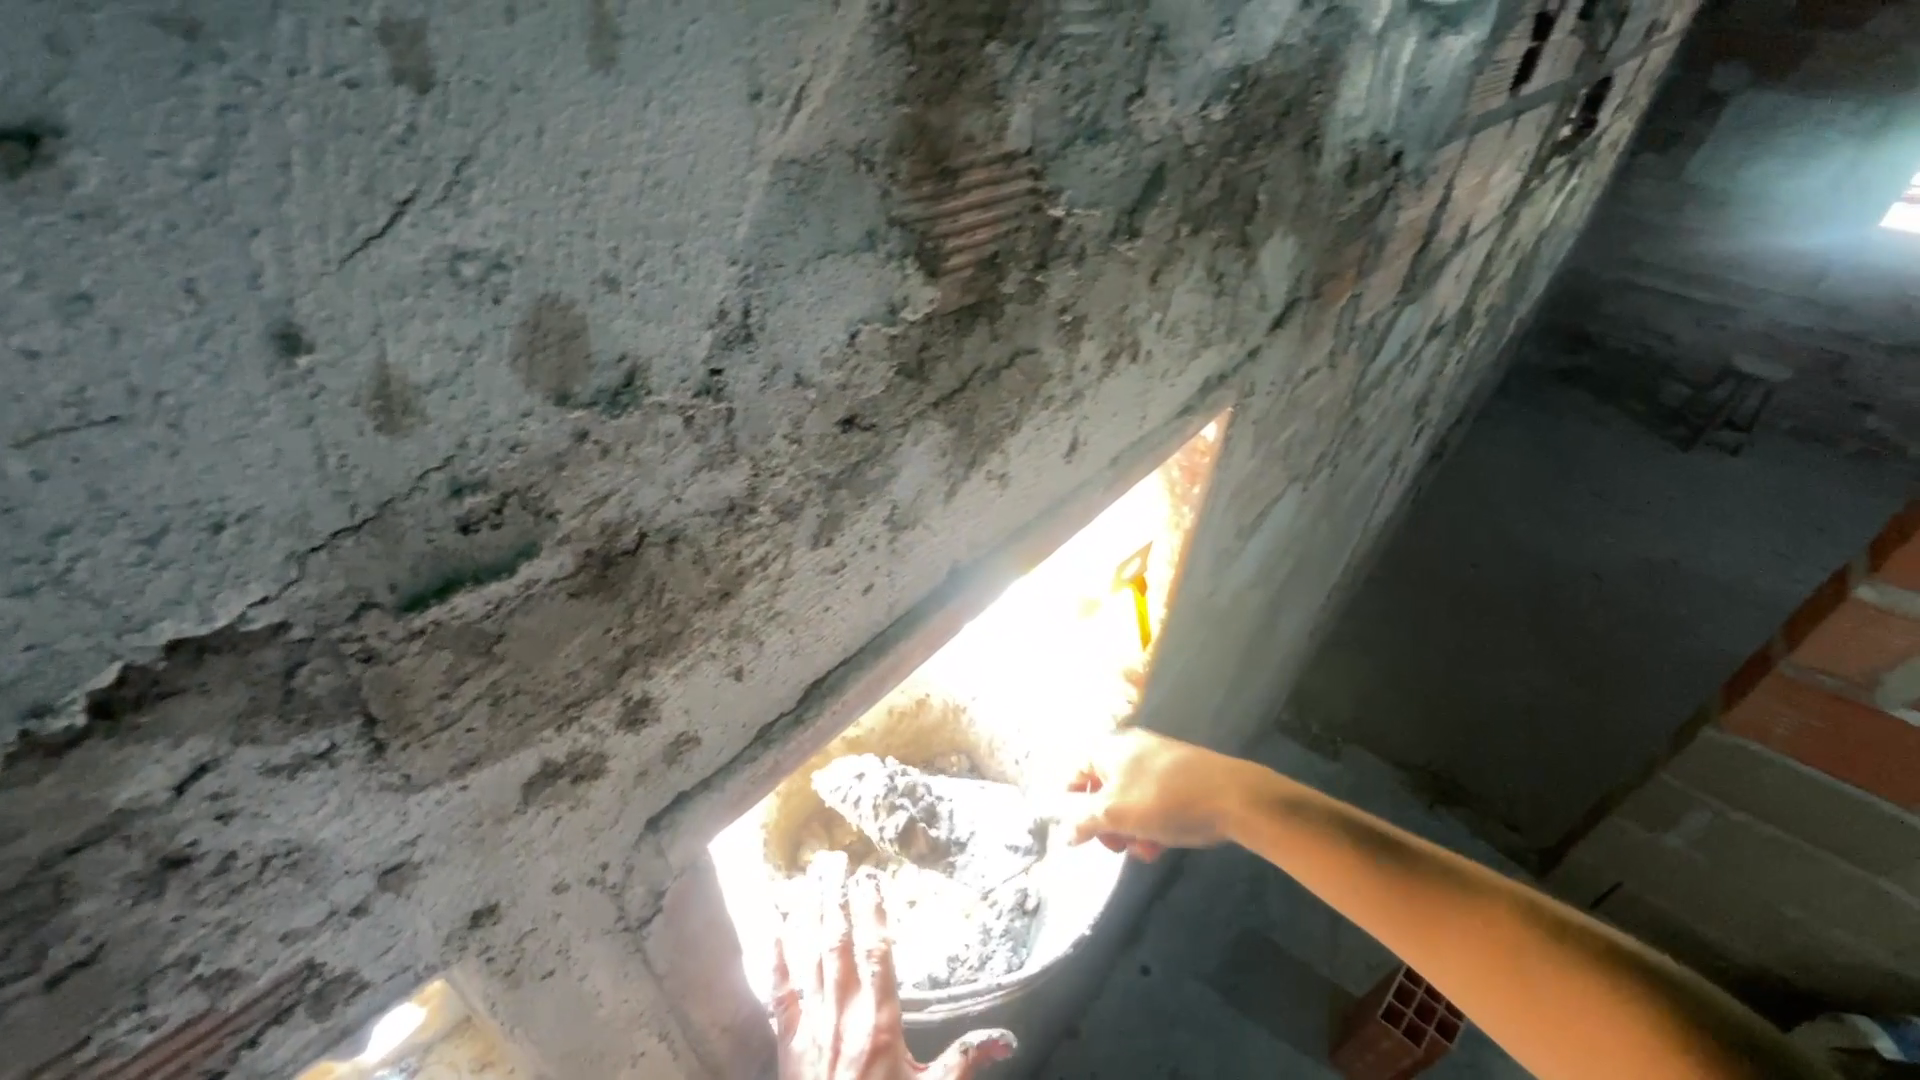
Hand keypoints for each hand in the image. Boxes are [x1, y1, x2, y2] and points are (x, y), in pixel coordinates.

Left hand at [772, 861, 1016, 1079]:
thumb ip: (965, 1060)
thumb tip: (1007, 1039)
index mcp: (880, 1021)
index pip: (877, 952)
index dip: (873, 912)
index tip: (870, 877)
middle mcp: (844, 1014)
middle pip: (839, 944)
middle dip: (837, 901)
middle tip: (834, 862)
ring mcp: (813, 1027)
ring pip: (810, 959)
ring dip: (809, 917)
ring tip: (807, 881)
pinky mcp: (789, 1044)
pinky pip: (781, 995)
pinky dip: (777, 961)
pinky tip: (774, 930)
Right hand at [1063, 728, 1265, 857]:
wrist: (1236, 797)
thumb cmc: (1167, 801)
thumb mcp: (1116, 813)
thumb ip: (1084, 821)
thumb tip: (1064, 833)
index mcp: (1111, 748)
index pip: (1075, 772)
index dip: (1072, 803)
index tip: (1081, 833)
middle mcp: (1131, 750)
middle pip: (1101, 790)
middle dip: (1106, 824)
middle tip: (1117, 846)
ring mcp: (1158, 763)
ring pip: (1129, 802)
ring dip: (1131, 830)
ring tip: (1146, 849)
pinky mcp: (1181, 779)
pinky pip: (1153, 803)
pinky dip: (1152, 825)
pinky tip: (1163, 845)